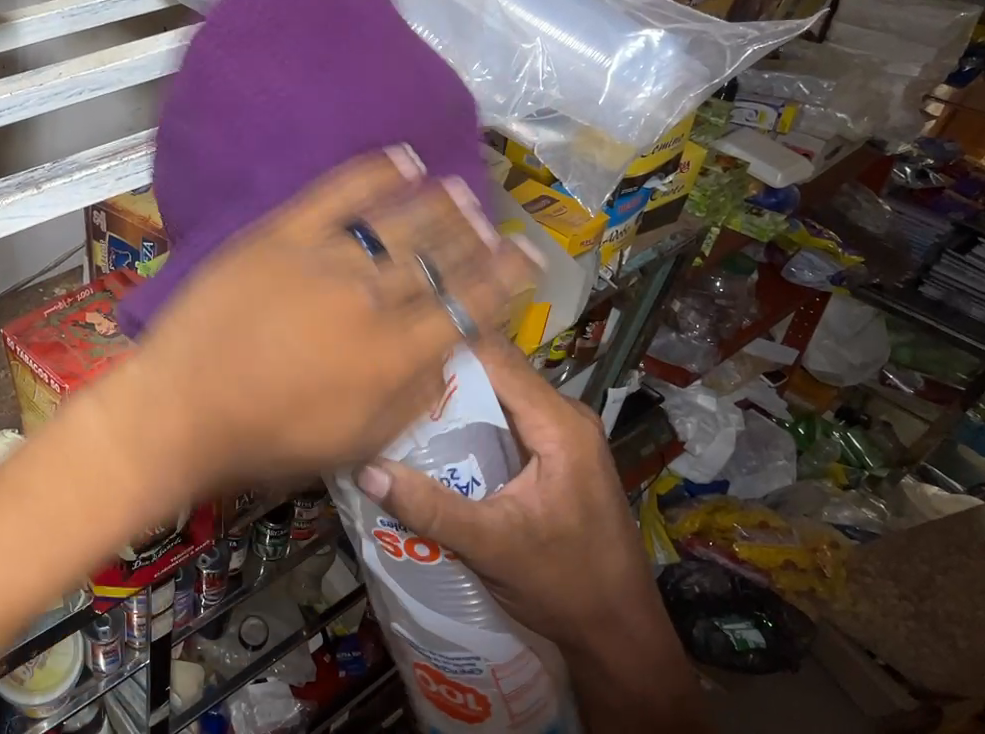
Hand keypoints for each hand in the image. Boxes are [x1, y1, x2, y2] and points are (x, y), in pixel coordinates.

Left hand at [110, 147, 540, 499]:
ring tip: (462, 191)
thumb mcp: (356, 443)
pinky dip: (373, 173)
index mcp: (395, 355)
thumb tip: (447, 358)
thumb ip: (411, 398)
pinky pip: (336, 193)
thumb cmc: (266, 439)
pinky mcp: (277, 235)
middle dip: (476, 239)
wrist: (180, 406)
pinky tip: (403, 159)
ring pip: (396, 223)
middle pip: (438, 258)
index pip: (469, 305)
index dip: (507, 278)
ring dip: (437, 205)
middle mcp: (370, 299)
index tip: (528, 256)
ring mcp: (322, 259)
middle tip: (496, 224)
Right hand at [351, 339, 661, 652]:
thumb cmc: (567, 587)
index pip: (494, 357)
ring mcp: (558, 438)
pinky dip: (462, 422)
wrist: (620, 639)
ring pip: (493, 395)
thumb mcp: (491, 547)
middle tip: (382, 377)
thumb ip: (429, 507)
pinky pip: (499, 420)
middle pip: (491, 371)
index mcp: (559, 425)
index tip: (391, 347)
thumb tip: (365, 470)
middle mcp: (562, 418)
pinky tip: (426, 438)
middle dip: (438, 371)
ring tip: (392, 401)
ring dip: (448, 397)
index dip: (443, 345)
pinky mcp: (550, 458)